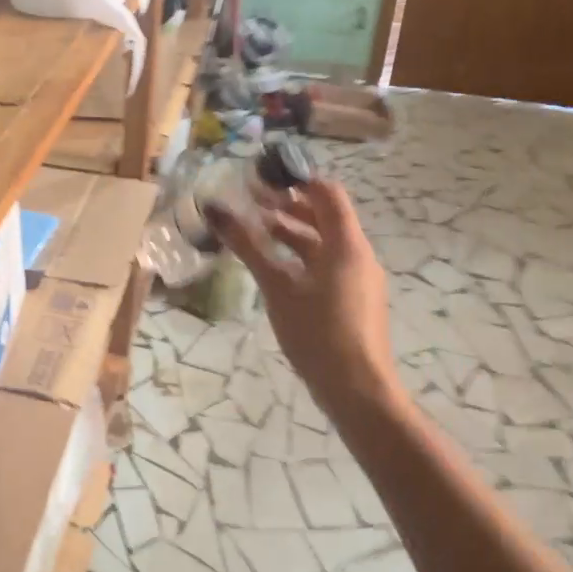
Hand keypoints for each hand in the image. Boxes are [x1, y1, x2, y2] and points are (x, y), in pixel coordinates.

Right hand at [207, 179, 398, 417]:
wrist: (357, 393)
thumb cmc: (317, 332)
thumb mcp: (277, 285)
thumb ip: (247, 244)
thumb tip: (215, 208)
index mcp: (347, 244)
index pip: (326, 193)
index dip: (295, 180)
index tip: (260, 178)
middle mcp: (357, 256)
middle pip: (324, 216)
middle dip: (287, 206)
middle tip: (248, 202)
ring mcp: (357, 280)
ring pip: (322, 243)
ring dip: (290, 232)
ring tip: (253, 231)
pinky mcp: (351, 301)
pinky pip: (325, 264)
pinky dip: (298, 256)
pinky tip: (271, 267)